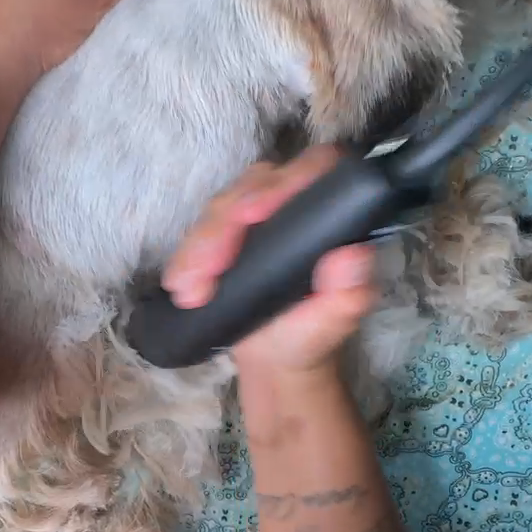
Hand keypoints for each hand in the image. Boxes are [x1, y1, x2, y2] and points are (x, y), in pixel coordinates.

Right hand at [162, 146, 377, 375]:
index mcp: (327, 217)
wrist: (277, 361)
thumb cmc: (311, 337)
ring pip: (219, 208)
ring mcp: (253, 221)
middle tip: (208, 268)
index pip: (311, 170)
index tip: (253, 214)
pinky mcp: (223, 238)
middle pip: (254, 185)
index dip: (282, 182)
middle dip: (223, 225)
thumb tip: (352, 254)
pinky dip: (185, 259)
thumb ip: (349, 291)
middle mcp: (290, 208)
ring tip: (191, 289)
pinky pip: (197, 234)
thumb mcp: (335, 321)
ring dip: (199, 246)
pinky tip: (180, 284)